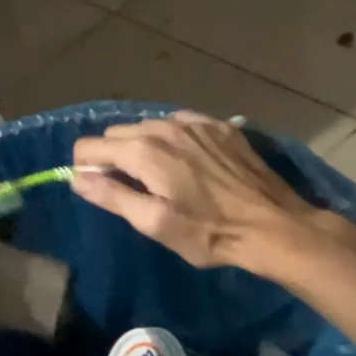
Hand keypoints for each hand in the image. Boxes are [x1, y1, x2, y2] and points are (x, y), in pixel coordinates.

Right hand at [70, 111, 322, 271]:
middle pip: (116, 133)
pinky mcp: (220, 127)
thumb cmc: (210, 232)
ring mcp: (196, 124)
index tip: (102, 189)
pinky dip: (173, 139)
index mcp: (143, 151)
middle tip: (131, 187)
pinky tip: (189, 162)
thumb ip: (112, 197)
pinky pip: (180, 124)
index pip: (89, 146)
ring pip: (147, 126)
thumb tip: (77, 178)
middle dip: (113, 156)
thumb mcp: (154, 223)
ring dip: (143, 146)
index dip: (86, 168)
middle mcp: (164, 128)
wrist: (277, 227)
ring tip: (161, 176)